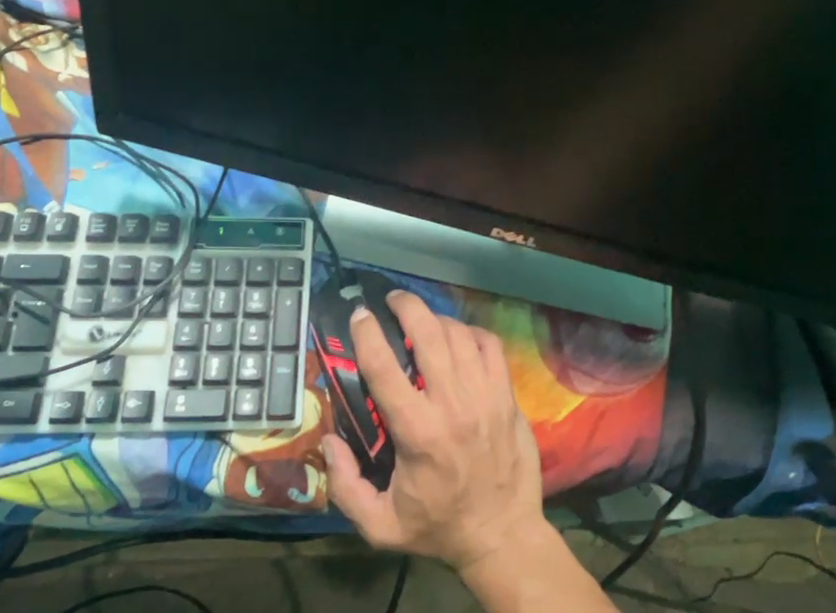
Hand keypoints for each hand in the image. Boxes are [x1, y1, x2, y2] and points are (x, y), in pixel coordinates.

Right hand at [321, 290, 551, 572]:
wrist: (503, 536)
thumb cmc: (438, 528)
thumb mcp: (380, 525)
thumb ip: (345, 486)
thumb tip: (328, 441)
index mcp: (418, 433)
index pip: (386, 369)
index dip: (368, 335)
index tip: (359, 315)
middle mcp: (453, 405)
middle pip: (428, 335)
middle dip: (407, 307)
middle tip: (392, 300)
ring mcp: (486, 397)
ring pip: (460, 335)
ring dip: (437, 319)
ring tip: (422, 318)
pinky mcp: (507, 397)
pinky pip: (490, 346)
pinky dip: (472, 332)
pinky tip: (458, 336)